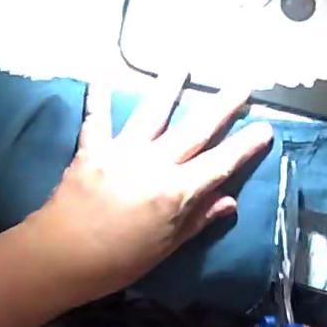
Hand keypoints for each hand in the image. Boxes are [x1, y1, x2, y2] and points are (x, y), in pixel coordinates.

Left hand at [21, 71, 274, 301]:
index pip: (219, 164)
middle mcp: (153, 164)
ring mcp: (120, 152)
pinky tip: (101, 73)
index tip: (265, 127)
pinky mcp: (91, 150)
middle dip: (221, 107)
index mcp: (175, 192)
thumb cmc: (117, 261)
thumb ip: (196, 220)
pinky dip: (99, 96)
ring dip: (168, 88)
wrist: (61, 256)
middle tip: (242, 85)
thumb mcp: (164, 248)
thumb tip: (229, 201)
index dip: (244, 147)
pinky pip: (97, 118)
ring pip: (152, 114)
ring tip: (182, 65)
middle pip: (194, 130)